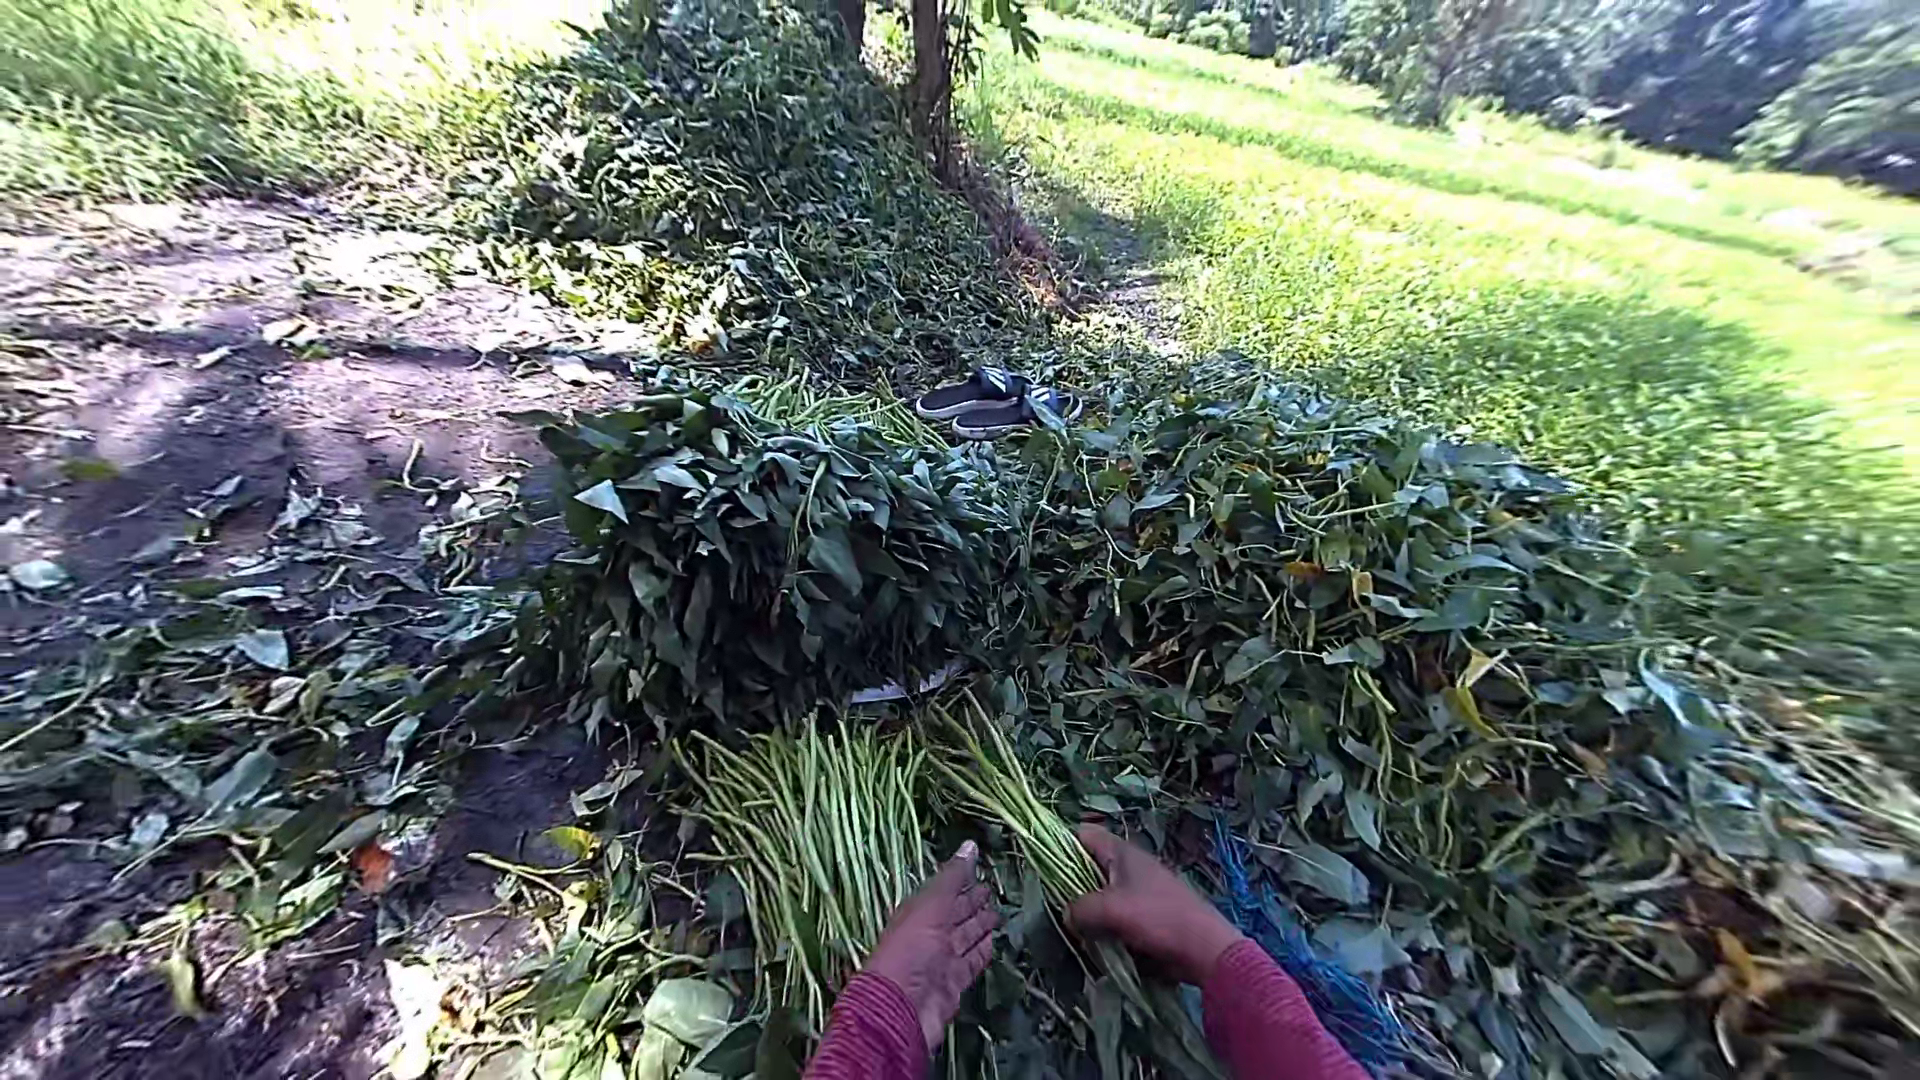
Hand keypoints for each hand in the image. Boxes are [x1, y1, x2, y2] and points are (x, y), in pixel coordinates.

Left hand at [861, 840, 1000, 1052]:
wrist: (902, 1009)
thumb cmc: (912, 946)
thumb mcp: (932, 903)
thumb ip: (954, 876)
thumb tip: (972, 844)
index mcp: (920, 909)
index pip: (946, 890)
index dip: (962, 879)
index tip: (982, 868)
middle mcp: (931, 932)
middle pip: (957, 913)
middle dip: (973, 901)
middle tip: (993, 889)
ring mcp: (942, 959)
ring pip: (966, 936)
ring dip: (981, 925)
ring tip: (999, 912)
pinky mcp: (953, 983)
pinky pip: (971, 962)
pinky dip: (982, 951)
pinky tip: (994, 941)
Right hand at [1067, 824, 1246, 985]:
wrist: (1207, 950)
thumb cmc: (1158, 918)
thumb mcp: (1111, 910)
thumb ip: (1080, 908)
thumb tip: (1066, 914)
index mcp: (1119, 851)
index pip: (1081, 834)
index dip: (1062, 845)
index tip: (1048, 868)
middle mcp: (1128, 863)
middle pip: (1089, 864)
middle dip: (1074, 885)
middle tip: (1062, 906)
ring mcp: (1140, 887)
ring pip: (1102, 891)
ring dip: (1092, 909)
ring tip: (1081, 929)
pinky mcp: (1148, 911)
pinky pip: (1117, 912)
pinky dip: (1109, 924)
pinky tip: (1104, 942)